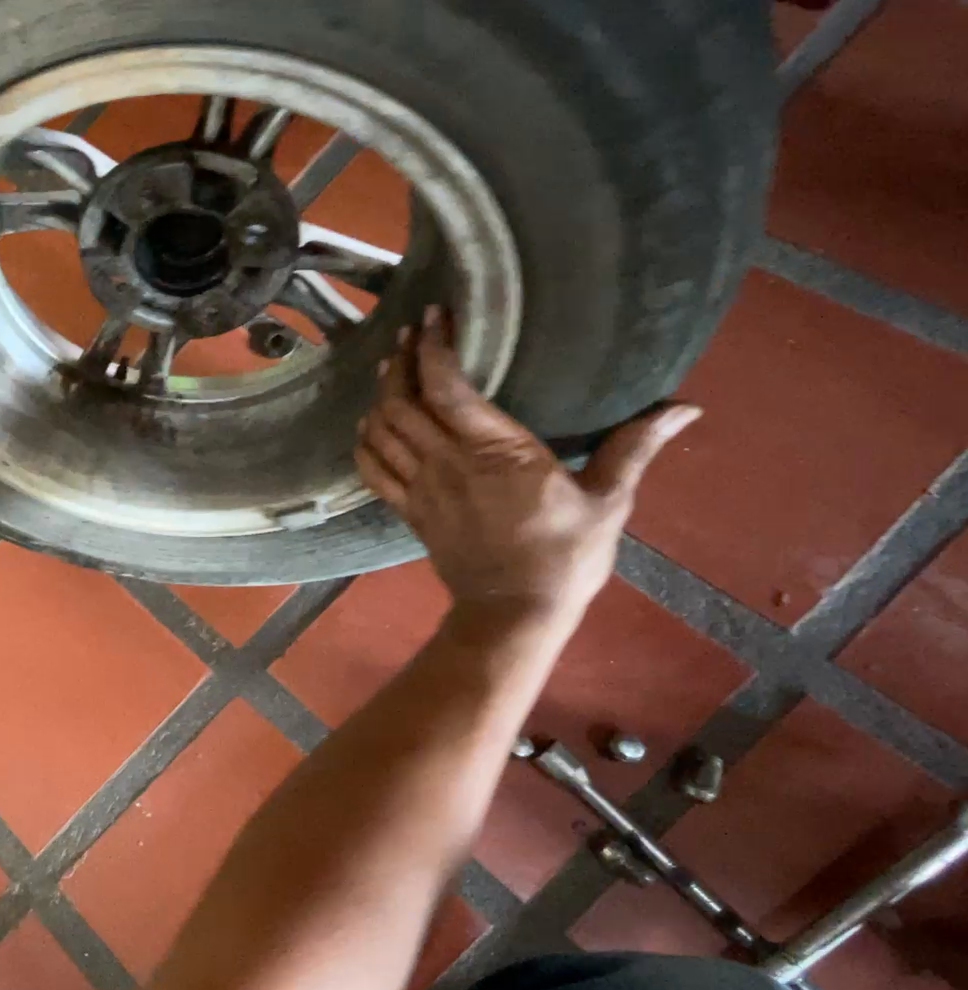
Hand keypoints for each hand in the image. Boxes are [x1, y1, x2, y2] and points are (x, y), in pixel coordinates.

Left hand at [355, 306, 699, 622]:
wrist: (515, 609)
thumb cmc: (565, 556)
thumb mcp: (608, 500)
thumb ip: (634, 448)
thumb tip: (686, 409)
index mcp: (495, 451)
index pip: (448, 388)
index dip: (432, 348)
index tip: (431, 318)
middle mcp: (447, 463)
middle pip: (402, 403)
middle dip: (399, 364)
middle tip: (406, 337)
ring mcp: (421, 488)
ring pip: (382, 432)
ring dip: (378, 398)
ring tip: (386, 371)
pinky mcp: (409, 511)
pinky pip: (373, 471)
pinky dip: (364, 443)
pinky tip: (367, 427)